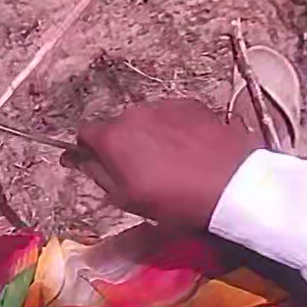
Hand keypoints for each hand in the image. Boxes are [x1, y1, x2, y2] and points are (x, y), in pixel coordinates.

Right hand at [66, 99, 260, 230]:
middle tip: (138, 170)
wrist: (232, 187)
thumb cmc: (173, 201)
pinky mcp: (191, 105)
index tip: (95, 164)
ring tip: (167, 160)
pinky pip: (171, 116)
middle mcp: (133, 114)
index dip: (87, 150)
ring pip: (144, 120)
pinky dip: (172, 129)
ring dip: (147, 135)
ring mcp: (164, 106)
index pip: (84, 134)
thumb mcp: (126, 199)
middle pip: (116, 126)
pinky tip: (188, 150)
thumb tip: (74, 158)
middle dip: (120, 144)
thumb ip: (96, 174)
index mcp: (112, 137)